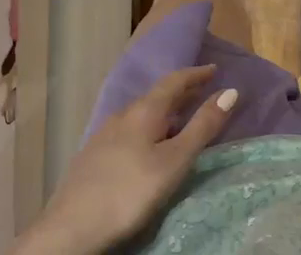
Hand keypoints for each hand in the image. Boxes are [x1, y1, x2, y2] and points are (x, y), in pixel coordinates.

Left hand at [13, 66, 236, 254]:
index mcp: (144, 111)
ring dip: (163, 112)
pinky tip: (147, 147)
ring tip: (179, 120)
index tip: (214, 70)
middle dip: (181, 92)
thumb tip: (230, 91)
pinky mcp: (93, 157)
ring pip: (140, 114)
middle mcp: (123, 115)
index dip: (196, 74)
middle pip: (156, 96)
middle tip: (202, 91)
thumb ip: (203, 127)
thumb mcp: (175, 161)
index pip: (174, 81)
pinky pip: (128, 131)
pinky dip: (147, 128)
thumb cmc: (129, 192)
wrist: (70, 229)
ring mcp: (104, 135)